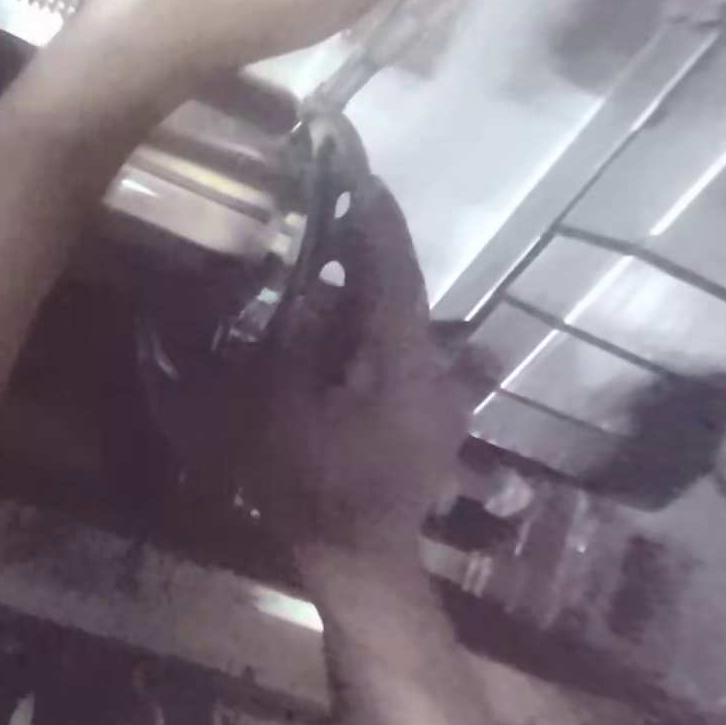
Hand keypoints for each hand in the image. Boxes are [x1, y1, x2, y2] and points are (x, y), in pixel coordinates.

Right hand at [239, 180, 469, 568]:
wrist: (358, 551)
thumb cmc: (308, 477)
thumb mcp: (280, 404)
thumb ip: (298, 341)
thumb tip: (313, 294)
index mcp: (398, 358)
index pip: (393, 267)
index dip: (377, 217)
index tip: (360, 173)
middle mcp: (436, 366)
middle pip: (404, 289)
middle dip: (367, 251)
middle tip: (326, 226)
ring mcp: (445, 393)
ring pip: (409, 322)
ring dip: (372, 294)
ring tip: (329, 280)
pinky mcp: (438, 413)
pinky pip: (413, 352)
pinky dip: (380, 331)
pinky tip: (347, 339)